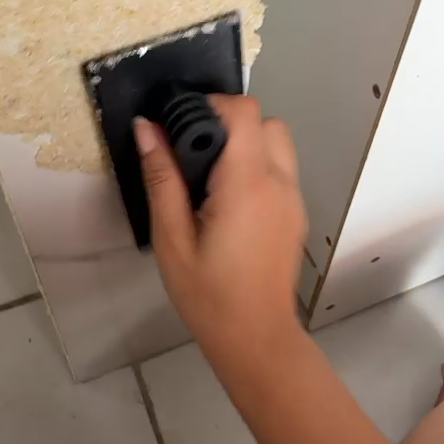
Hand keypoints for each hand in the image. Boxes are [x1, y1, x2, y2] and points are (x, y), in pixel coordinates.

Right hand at [135, 95, 306, 356]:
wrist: (255, 337)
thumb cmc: (208, 294)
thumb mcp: (172, 237)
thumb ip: (162, 177)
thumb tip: (148, 129)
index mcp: (247, 183)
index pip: (243, 112)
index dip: (211, 105)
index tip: (181, 126)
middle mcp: (279, 183)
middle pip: (266, 121)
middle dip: (230, 123)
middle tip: (194, 152)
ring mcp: (294, 199)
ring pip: (279, 143)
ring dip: (247, 143)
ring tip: (211, 176)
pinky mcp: (296, 214)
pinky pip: (282, 170)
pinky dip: (258, 166)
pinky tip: (229, 200)